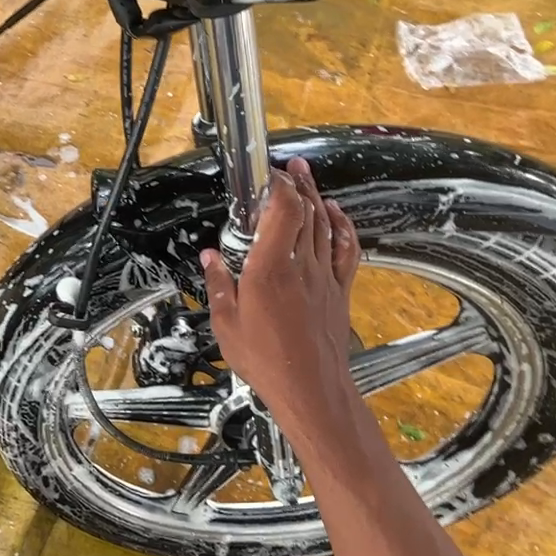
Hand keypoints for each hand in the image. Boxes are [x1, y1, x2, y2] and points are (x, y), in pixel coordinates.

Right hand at [201, 157, 363, 452]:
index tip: (267, 176)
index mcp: (269, 271)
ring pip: (324, 225)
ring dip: (316, 197)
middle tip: (288, 168)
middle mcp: (300, 267)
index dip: (278, 187)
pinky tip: (336, 214)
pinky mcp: (338, 290)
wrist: (310, 387)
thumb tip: (210, 258)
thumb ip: (219, 284)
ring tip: (307, 177)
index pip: (283, 211)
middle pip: (306, 211)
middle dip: (297, 184)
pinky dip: (342, 226)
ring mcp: (324, 277)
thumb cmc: (265, 360)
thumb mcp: (226, 324)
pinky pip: (345, 249)